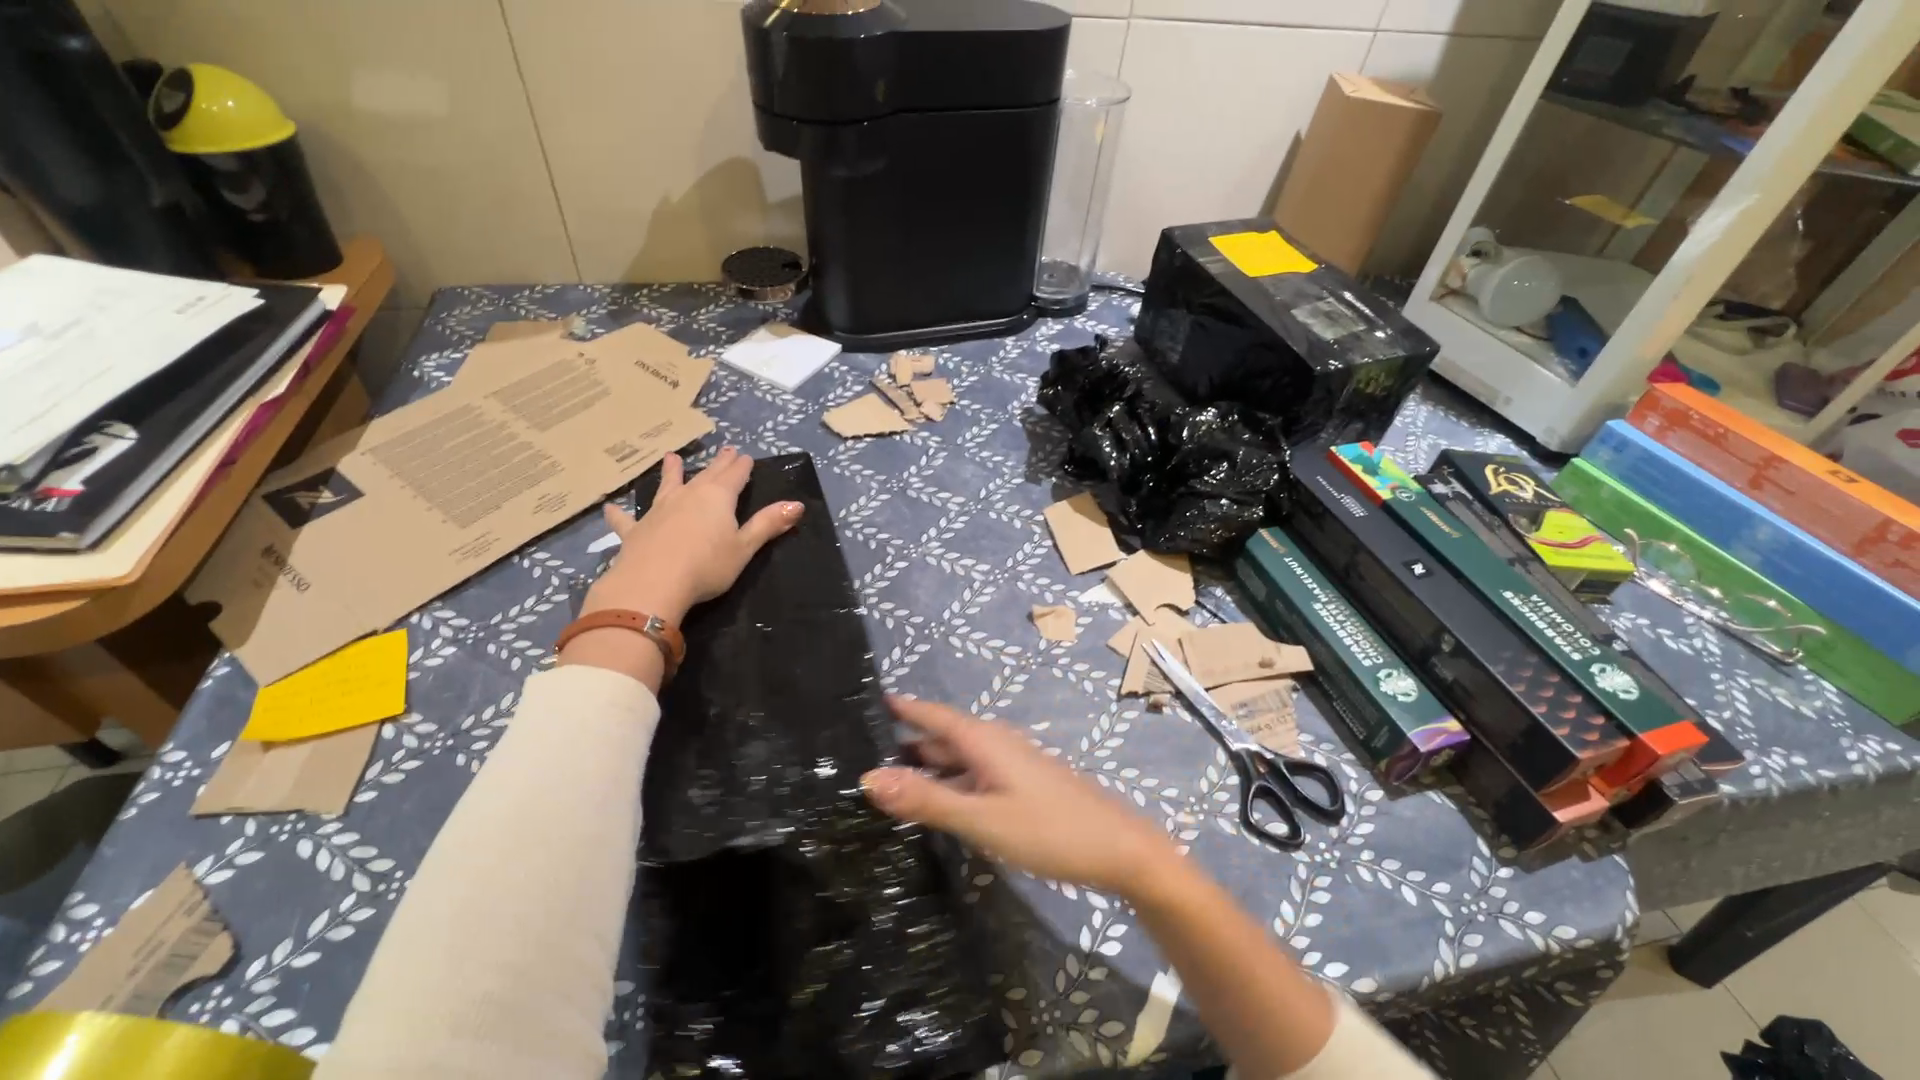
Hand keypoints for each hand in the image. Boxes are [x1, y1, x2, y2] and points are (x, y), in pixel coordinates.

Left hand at [561, 447, 801, 689]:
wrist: (654, 583)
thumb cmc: (707, 566)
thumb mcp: (744, 548)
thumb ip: (768, 525)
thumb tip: (796, 504)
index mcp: (718, 498)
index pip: (734, 476)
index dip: (742, 466)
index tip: (746, 456)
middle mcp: (688, 496)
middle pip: (707, 475)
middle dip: (718, 464)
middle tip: (725, 450)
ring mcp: (659, 510)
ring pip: (668, 486)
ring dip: (671, 472)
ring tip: (671, 457)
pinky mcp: (636, 530)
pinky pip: (626, 519)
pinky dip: (619, 514)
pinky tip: (609, 508)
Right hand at [862, 697, 1177, 895]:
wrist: (1120, 850)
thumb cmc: (1049, 830)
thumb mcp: (981, 819)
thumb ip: (926, 800)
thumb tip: (868, 778)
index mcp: (983, 740)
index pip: (931, 714)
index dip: (901, 707)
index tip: (866, 700)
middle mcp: (996, 744)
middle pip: (942, 736)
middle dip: (906, 741)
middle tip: (860, 751)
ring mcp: (1012, 765)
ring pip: (959, 759)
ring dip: (927, 767)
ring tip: (888, 779)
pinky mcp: (1022, 787)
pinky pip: (974, 776)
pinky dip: (950, 784)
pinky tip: (938, 804)